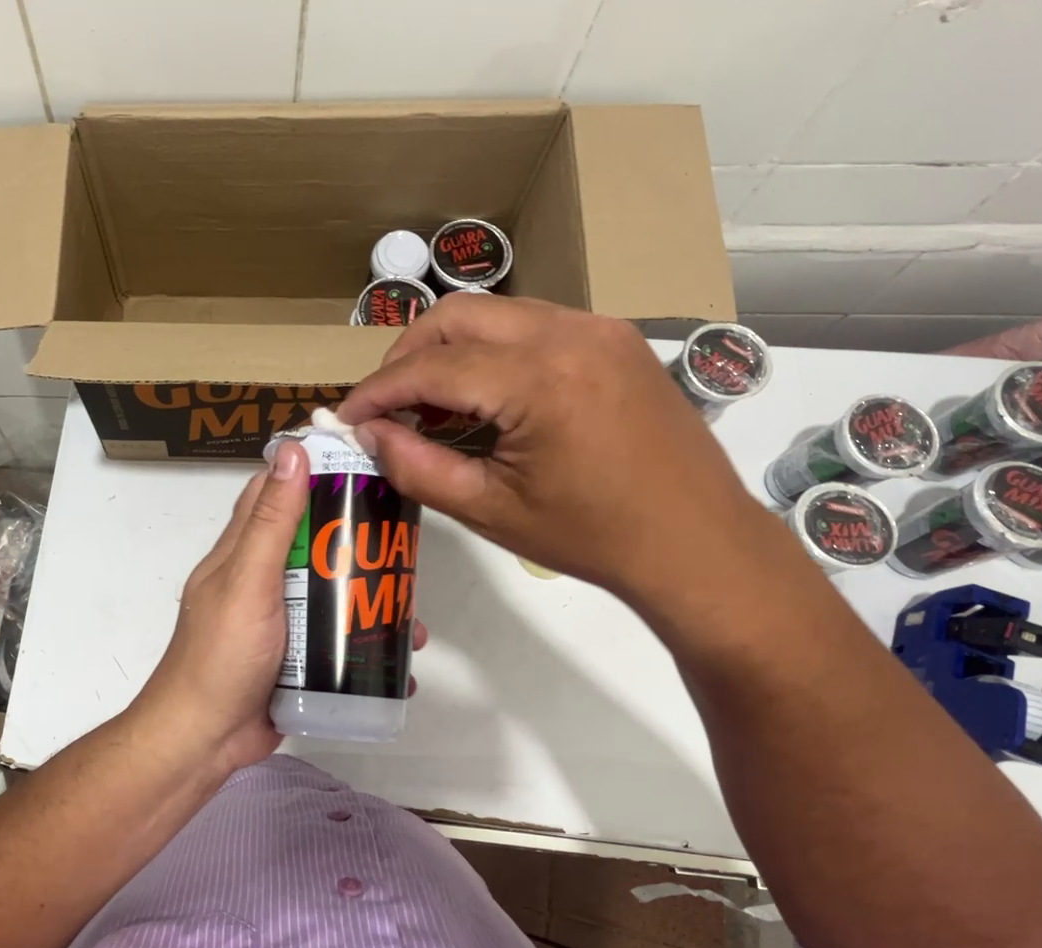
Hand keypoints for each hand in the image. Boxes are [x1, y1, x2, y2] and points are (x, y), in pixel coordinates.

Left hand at [129, 442, 426, 772]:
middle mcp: (258, 583)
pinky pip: (335, 644)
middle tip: (407, 545)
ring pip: (330, 598)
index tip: (359, 464)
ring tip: (414, 618)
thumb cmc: (222, 655)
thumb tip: (291, 450)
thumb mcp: (248, 581)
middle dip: (356, 545)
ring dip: (369, 603)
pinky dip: (365, 648)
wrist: (206, 739)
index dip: (308, 473)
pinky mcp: (294, 661)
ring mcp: (278, 624)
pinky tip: (401, 662)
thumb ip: (271, 523)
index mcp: (238, 555)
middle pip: (312, 548)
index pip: (271, 496)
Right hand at [338, 293, 774, 605]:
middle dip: (406, 356)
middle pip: (456, 315)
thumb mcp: (488, 510)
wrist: (696, 541)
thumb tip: (368, 434)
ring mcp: (598, 328)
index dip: (377, 391)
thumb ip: (416, 466)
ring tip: (429, 404)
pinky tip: (483, 396)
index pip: (430, 367)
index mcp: (538, 380)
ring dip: (448, 349)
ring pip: (494, 312)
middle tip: (384, 406)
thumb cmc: (590, 536)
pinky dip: (490, 350)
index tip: (345, 418)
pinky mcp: (615, 338)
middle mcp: (569, 334)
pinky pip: (531, 325)